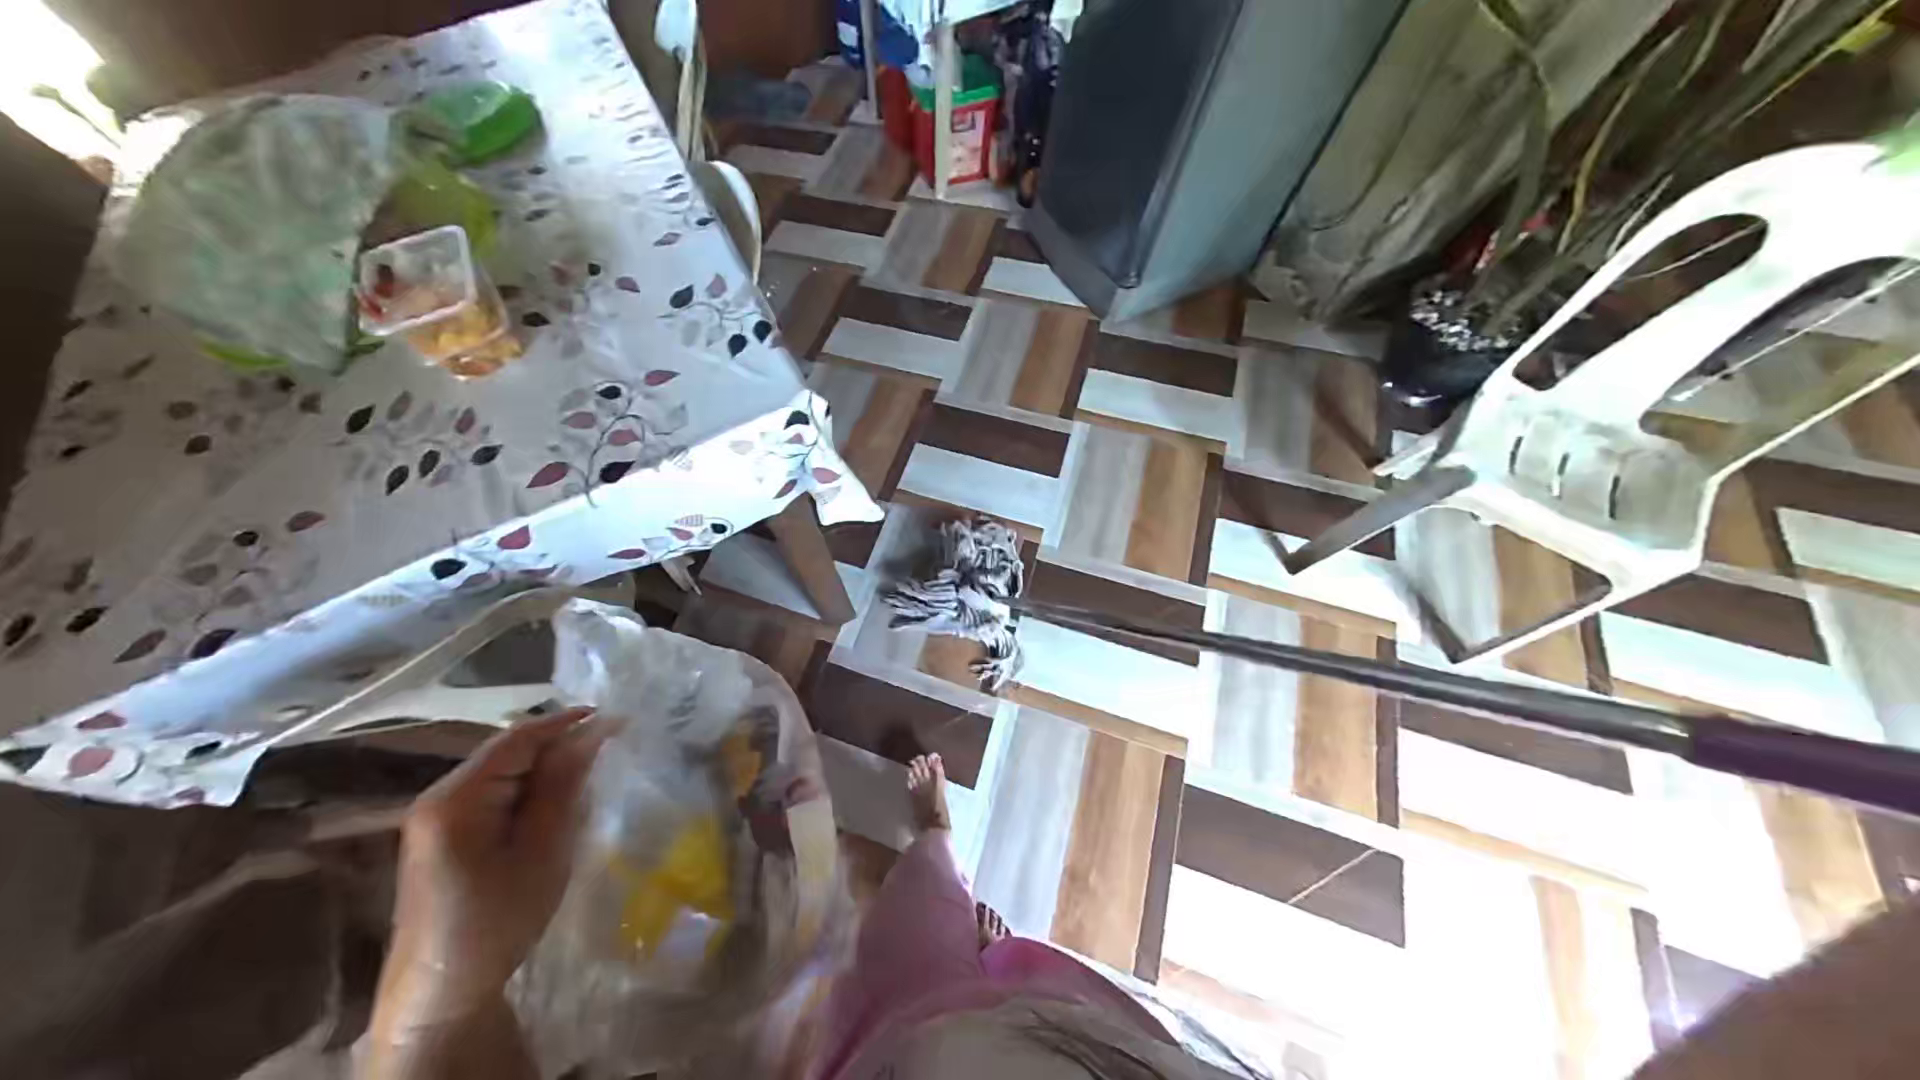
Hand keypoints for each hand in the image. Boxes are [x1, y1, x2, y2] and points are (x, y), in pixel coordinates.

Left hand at [372, 707, 606, 1032]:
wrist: (441, 993)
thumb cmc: (498, 919)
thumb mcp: (542, 848)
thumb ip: (563, 784)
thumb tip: (593, 730)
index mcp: (456, 798)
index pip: (517, 739)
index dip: (566, 722)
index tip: (615, 717)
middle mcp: (438, 797)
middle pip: (507, 752)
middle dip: (558, 745)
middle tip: (610, 748)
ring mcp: (436, 818)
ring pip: (503, 773)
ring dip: (546, 769)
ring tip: (590, 773)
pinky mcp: (443, 836)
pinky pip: (494, 794)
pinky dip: (529, 790)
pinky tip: (555, 804)